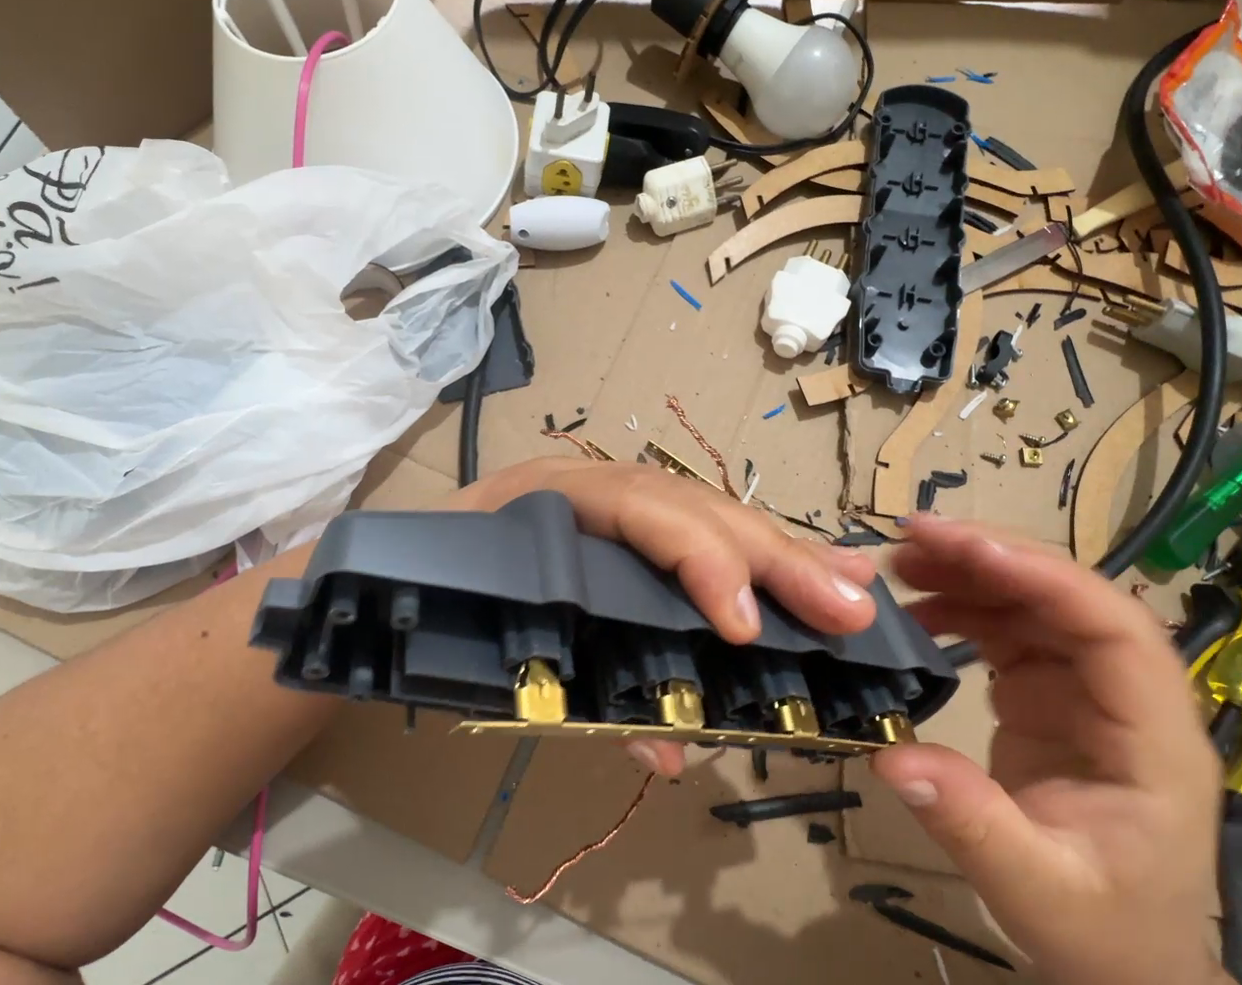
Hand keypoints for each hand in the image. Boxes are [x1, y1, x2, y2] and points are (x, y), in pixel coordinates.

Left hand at [451, 457, 878, 776]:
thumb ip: (571, 697)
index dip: (695, 559)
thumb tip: (664, 756)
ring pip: (706, 511)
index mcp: (539, 500)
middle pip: (689, 505)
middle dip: (770, 557)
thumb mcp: (484, 642)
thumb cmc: (430, 606)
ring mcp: (610, 498)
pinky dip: (761, 554)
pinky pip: (701, 532)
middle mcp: (585, 486)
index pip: (633, 508)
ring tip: (851, 586)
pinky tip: (818, 567)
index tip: (741, 625)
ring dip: (783, 551)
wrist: (390, 579)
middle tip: (847, 610)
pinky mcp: (627, 525)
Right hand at [871, 514, 1226, 984]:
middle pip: (1072, 599)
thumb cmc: (1102, 929)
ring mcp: (1089, 693)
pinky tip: (918, 611)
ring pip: (1037, 606)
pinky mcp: (1052, 699)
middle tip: (911, 537)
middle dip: (994, 558)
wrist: (1125, 959)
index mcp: (1156, 738)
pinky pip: (1010, 634)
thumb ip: (970, 822)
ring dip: (972, 575)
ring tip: (900, 564)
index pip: (1113, 629)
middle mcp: (1129, 697)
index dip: (1044, 578)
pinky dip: (963, 611)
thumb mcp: (1035, 889)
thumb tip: (890, 756)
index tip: (963, 548)